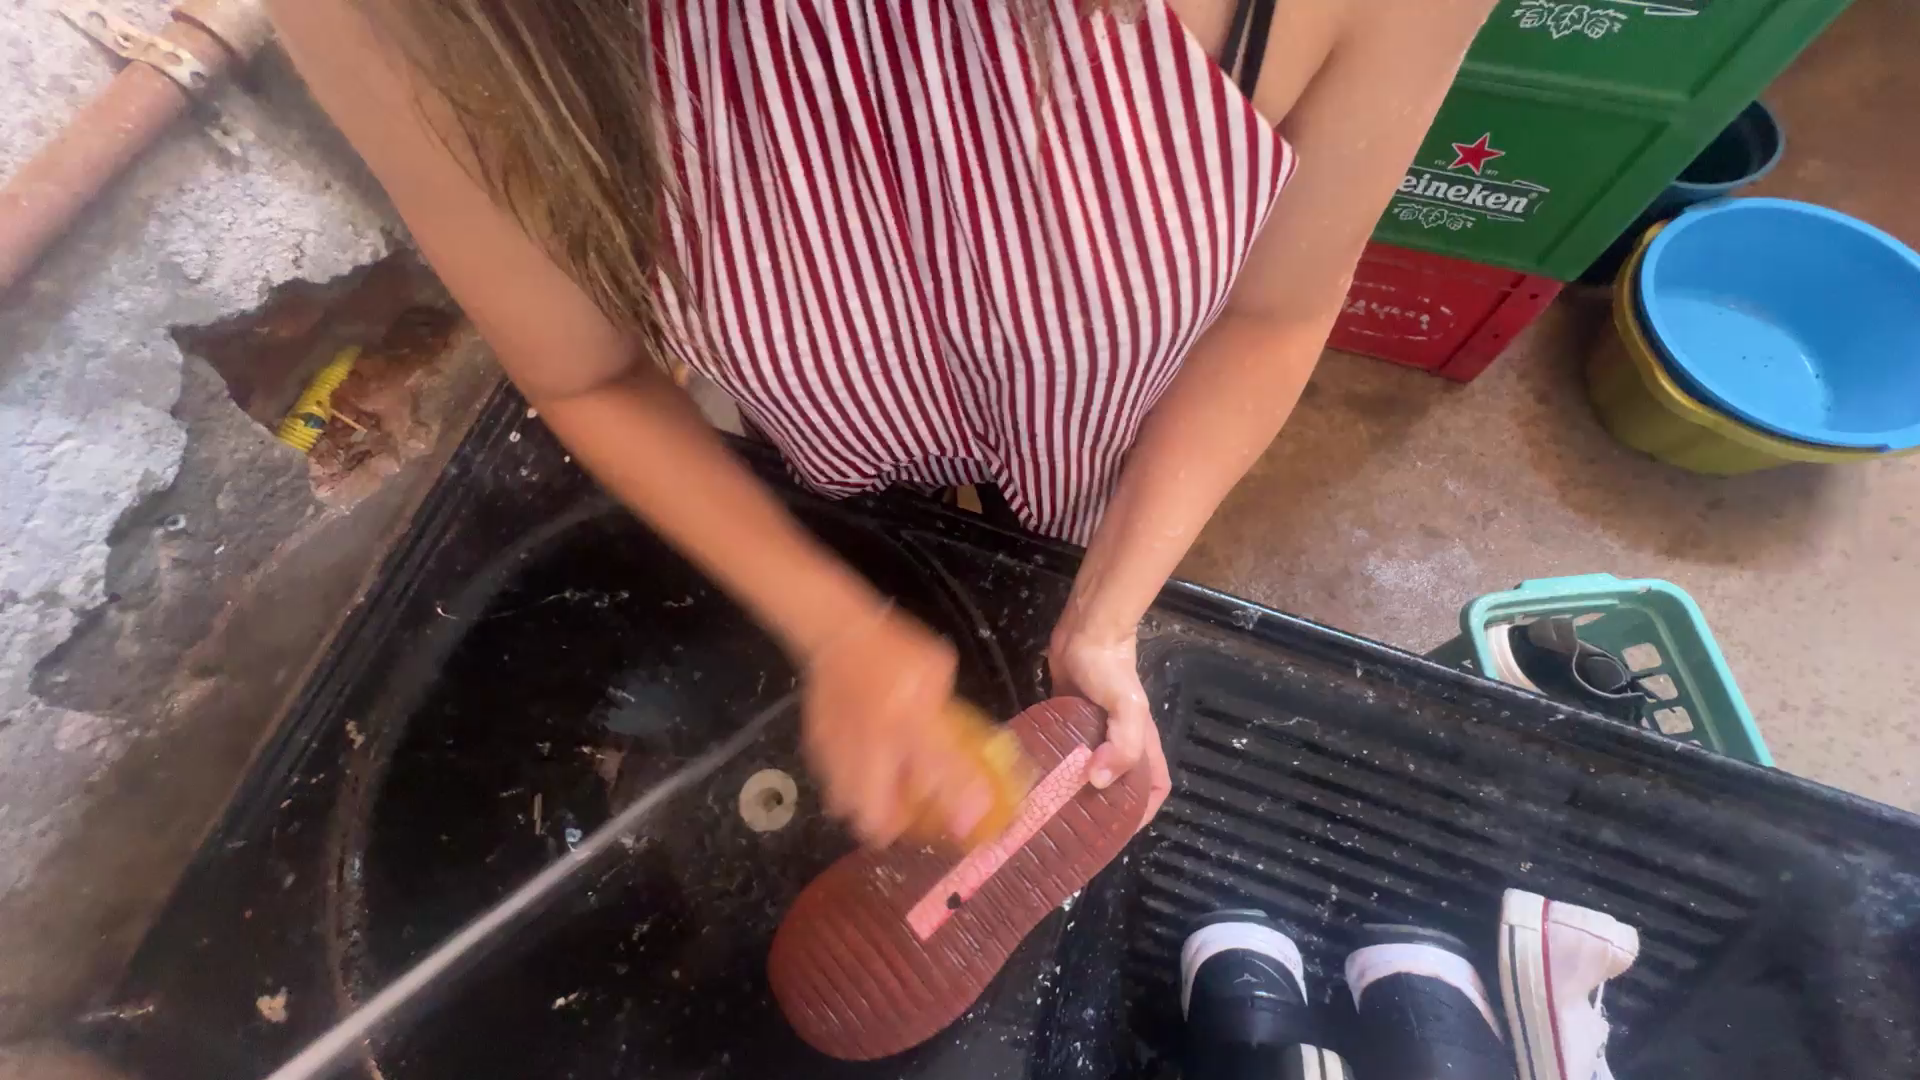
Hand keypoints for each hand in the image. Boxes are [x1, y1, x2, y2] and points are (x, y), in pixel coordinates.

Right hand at [800, 605, 993, 848]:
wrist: (841, 633)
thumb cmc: (896, 649)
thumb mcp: (937, 669)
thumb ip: (949, 710)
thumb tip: (963, 740)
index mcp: (912, 717)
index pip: (941, 770)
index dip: (960, 801)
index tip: (972, 822)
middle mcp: (877, 741)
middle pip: (876, 814)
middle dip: (892, 828)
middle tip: (905, 820)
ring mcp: (842, 747)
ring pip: (847, 805)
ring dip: (865, 809)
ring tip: (879, 797)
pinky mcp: (818, 744)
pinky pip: (830, 781)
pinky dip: (845, 785)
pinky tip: (858, 767)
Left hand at [1048, 623, 1170, 828]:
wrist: (1085, 632)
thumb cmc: (1110, 670)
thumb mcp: (1125, 707)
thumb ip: (1122, 745)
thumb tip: (1099, 781)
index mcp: (1141, 742)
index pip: (1154, 787)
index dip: (1143, 810)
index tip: (1118, 829)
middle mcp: (1118, 741)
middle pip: (1118, 783)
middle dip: (1103, 806)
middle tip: (1074, 826)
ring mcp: (1092, 730)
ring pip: (1088, 768)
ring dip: (1074, 787)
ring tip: (1050, 808)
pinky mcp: (1068, 718)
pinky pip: (1065, 749)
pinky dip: (1054, 763)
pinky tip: (1035, 775)